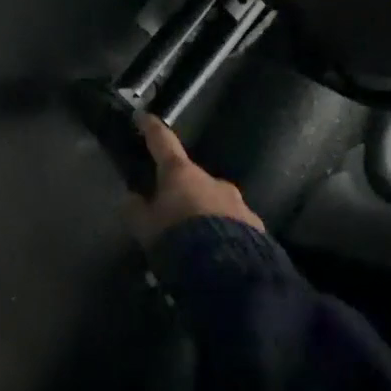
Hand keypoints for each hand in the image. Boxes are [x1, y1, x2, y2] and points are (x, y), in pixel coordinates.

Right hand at [126, 112, 265, 244]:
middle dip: (183, 189)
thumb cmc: (178, 238)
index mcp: (180, 173)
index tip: (144, 116)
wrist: (230, 274)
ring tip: (196, 237)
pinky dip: (223, 231)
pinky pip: (234, 224)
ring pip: (216, 202)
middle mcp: (212, 181)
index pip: (162, 142)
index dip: (151, 128)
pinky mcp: (258, 229)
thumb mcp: (144, 227)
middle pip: (192, 178)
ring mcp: (238, 204)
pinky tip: (217, 251)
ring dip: (205, 212)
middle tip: (172, 208)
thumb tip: (132, 198)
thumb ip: (136, 209)